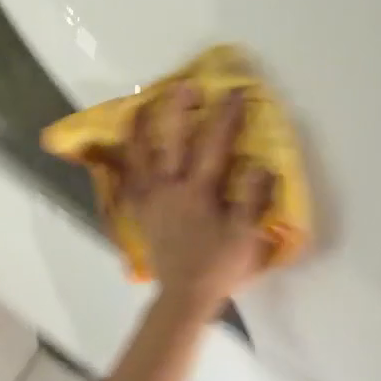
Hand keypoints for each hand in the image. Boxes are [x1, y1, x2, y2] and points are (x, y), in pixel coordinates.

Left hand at [124, 84, 274, 311]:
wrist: (184, 295)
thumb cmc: (220, 266)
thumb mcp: (247, 236)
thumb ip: (254, 198)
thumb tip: (261, 164)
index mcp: (199, 191)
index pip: (215, 143)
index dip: (227, 115)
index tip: (236, 91)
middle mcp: (170, 187)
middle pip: (170, 138)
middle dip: (178, 108)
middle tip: (185, 85)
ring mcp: (150, 198)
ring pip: (138, 154)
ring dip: (140, 125)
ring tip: (141, 104)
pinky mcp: (139, 210)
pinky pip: (123, 179)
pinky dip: (120, 161)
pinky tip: (118, 149)